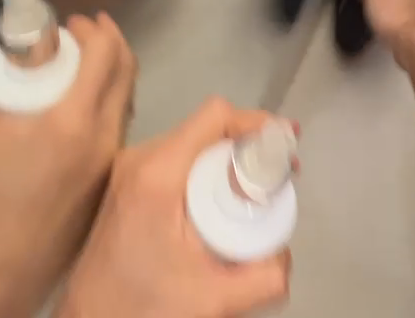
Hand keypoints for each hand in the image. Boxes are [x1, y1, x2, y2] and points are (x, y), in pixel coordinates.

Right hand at [0, 13, 136, 315]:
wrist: (1, 269)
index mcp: (75, 121)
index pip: (105, 53)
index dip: (93, 28)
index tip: (71, 23)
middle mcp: (106, 135)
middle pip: (127, 69)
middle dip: (109, 39)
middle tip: (84, 31)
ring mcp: (113, 158)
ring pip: (127, 96)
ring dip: (112, 68)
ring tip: (82, 61)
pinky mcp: (111, 177)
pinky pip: (121, 121)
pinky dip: (110, 97)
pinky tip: (82, 100)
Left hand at [58, 98, 292, 317]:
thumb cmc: (144, 309)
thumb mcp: (213, 300)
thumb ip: (264, 275)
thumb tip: (285, 251)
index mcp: (158, 172)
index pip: (215, 117)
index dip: (257, 123)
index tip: (288, 143)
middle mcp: (140, 158)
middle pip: (206, 126)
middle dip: (250, 144)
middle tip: (281, 173)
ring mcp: (129, 167)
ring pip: (193, 141)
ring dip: (228, 157)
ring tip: (257, 190)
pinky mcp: (126, 182)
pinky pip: (178, 158)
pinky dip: (207, 168)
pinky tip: (222, 200)